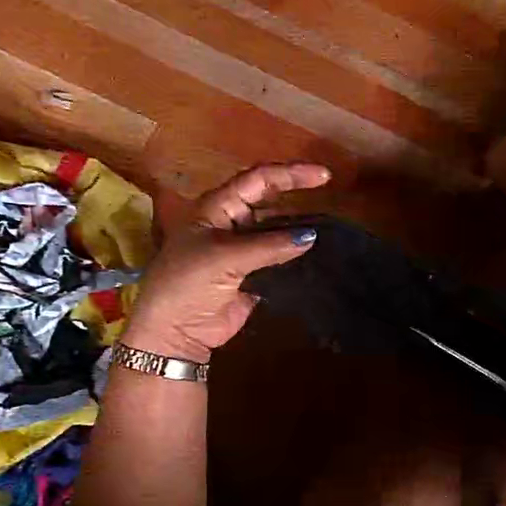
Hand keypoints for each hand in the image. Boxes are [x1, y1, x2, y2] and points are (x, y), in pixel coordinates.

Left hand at [119, 163, 330, 363]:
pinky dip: (297, 257)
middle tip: (330, 193)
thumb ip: (269, 246)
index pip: (258, 180)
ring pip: (276, 231)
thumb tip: (311, 235)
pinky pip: (279, 259)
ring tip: (330, 226)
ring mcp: (242, 250)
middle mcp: (231, 223)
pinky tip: (318, 255)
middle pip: (269, 200)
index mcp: (217, 208)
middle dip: (297, 194)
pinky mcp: (252, 276)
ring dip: (299, 228)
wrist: (174, 331)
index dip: (290, 174)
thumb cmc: (187, 283)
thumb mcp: (225, 258)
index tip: (323, 176)